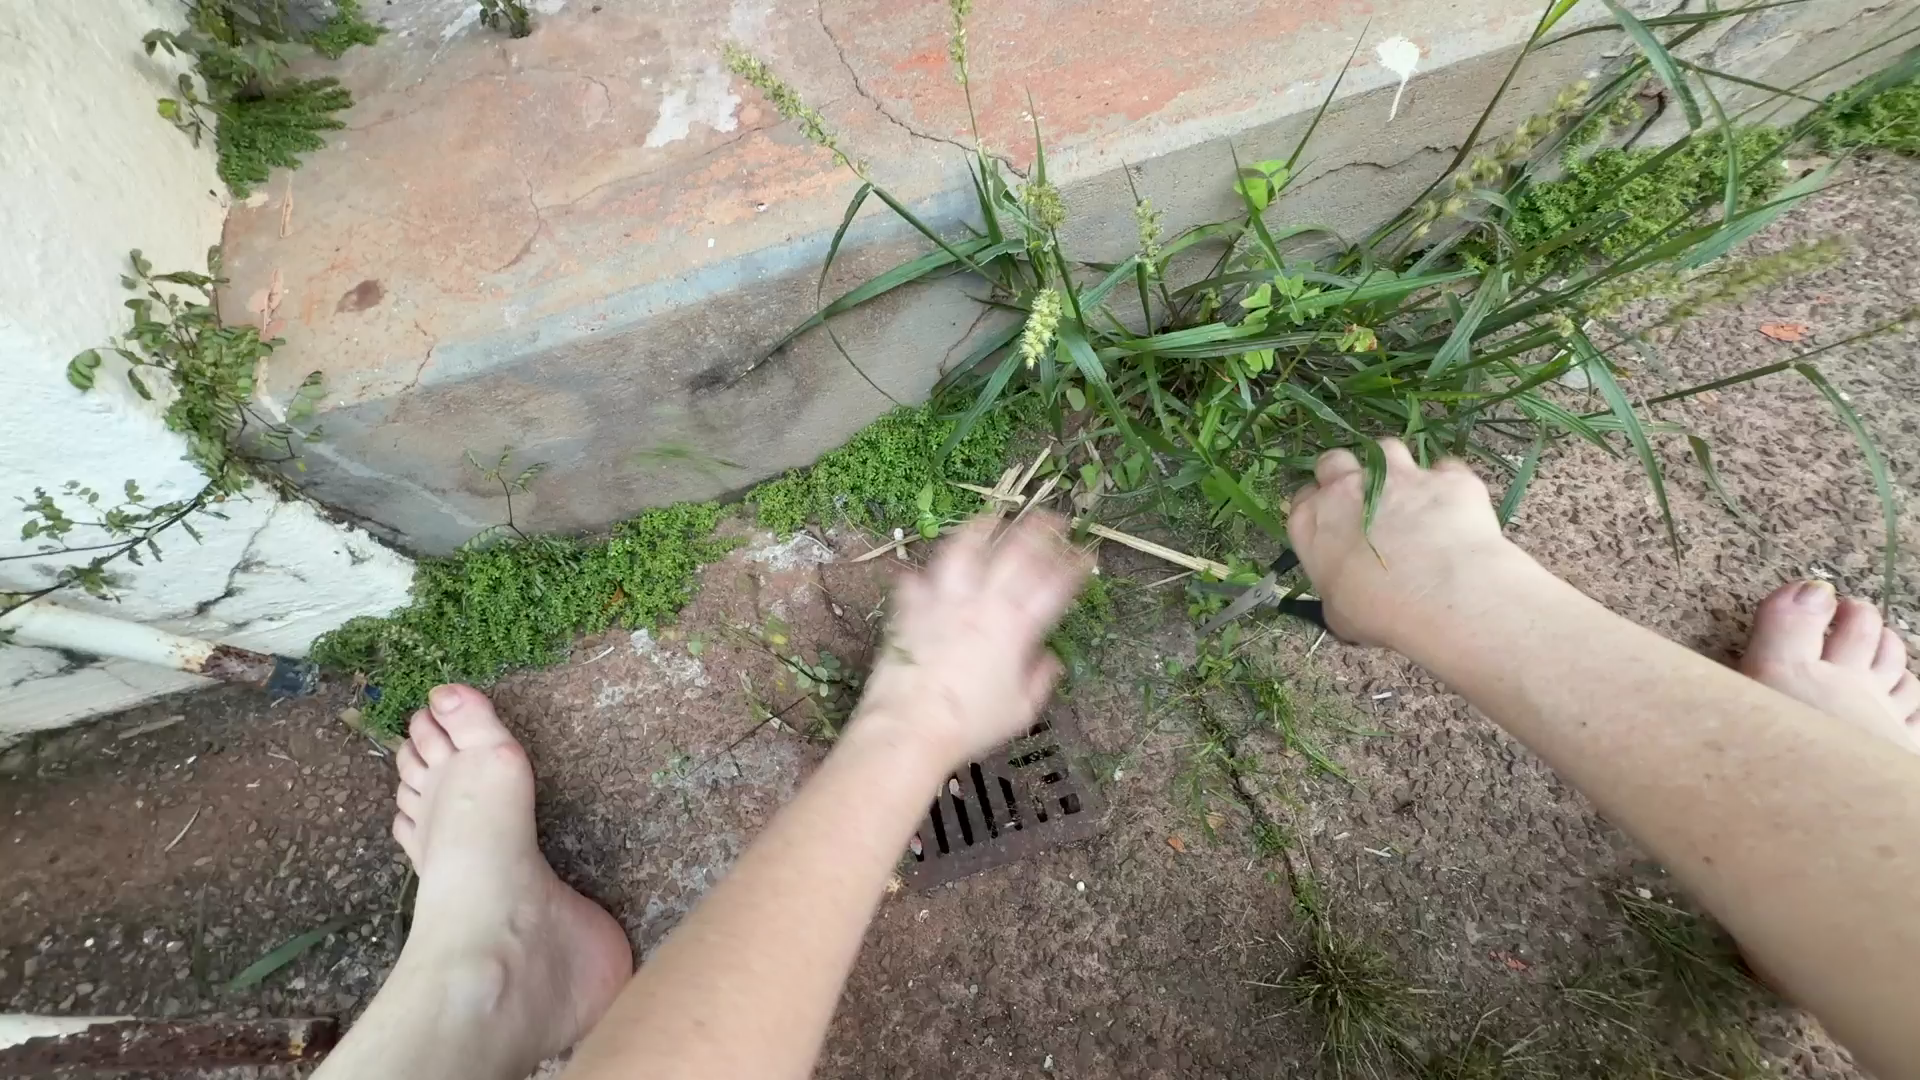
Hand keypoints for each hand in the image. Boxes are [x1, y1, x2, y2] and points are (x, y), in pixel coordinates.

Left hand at [849, 512, 1092, 768]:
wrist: (910, 728)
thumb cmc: (970, 725)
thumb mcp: (1020, 710)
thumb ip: (1039, 678)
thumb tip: (1050, 659)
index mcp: (1016, 629)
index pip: (1054, 586)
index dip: (1074, 565)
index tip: (1086, 553)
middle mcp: (983, 605)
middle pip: (1015, 554)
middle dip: (1039, 529)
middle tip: (1053, 517)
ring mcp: (944, 602)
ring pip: (965, 551)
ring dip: (981, 529)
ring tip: (991, 517)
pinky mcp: (911, 609)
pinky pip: (916, 581)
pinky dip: (922, 574)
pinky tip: (923, 570)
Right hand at [1287, 439, 1525, 649]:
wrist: (1444, 597)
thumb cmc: (1378, 612)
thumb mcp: (1338, 613)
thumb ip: (1335, 593)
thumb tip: (1345, 600)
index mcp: (1311, 521)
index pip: (1301, 498)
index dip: (1317, 509)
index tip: (1331, 526)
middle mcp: (1347, 489)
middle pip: (1334, 461)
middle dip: (1344, 474)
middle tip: (1361, 500)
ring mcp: (1398, 477)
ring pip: (1387, 449)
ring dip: (1393, 468)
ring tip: (1407, 494)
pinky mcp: (1447, 477)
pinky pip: (1445, 469)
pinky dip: (1446, 484)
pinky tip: (1453, 508)